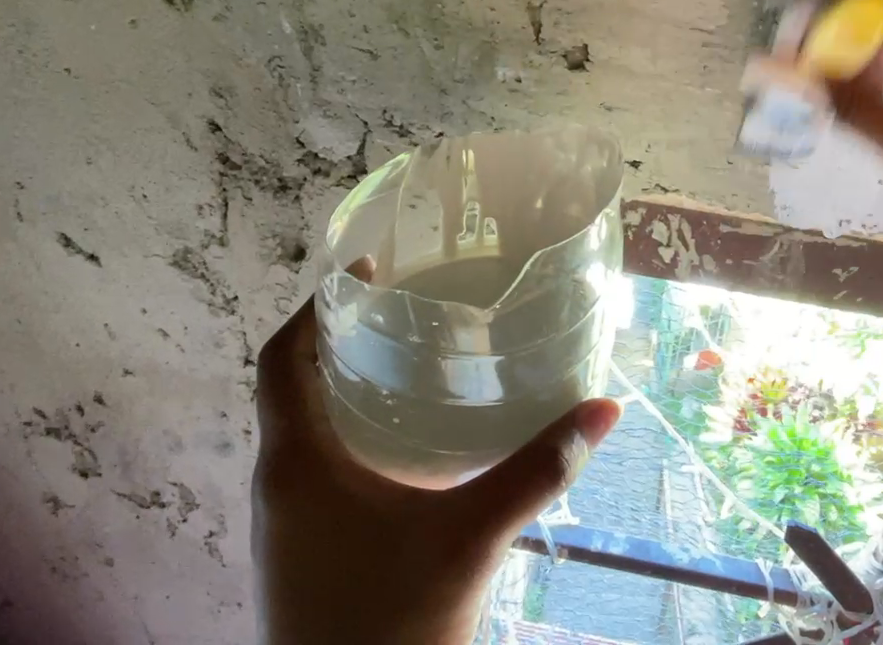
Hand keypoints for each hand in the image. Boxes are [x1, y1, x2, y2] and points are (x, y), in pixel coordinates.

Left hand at [252, 284, 621, 644]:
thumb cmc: (390, 626)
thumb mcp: (470, 539)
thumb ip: (537, 471)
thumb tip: (604, 408)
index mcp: (296, 465)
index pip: (280, 359)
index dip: (315, 307)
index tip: (367, 273)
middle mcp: (278, 486)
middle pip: (293, 388)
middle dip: (341, 341)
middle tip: (406, 311)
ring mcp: (286, 524)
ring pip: (306, 429)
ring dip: (345, 388)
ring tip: (412, 362)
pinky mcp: (303, 551)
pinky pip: (319, 466)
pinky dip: (354, 434)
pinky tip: (412, 445)